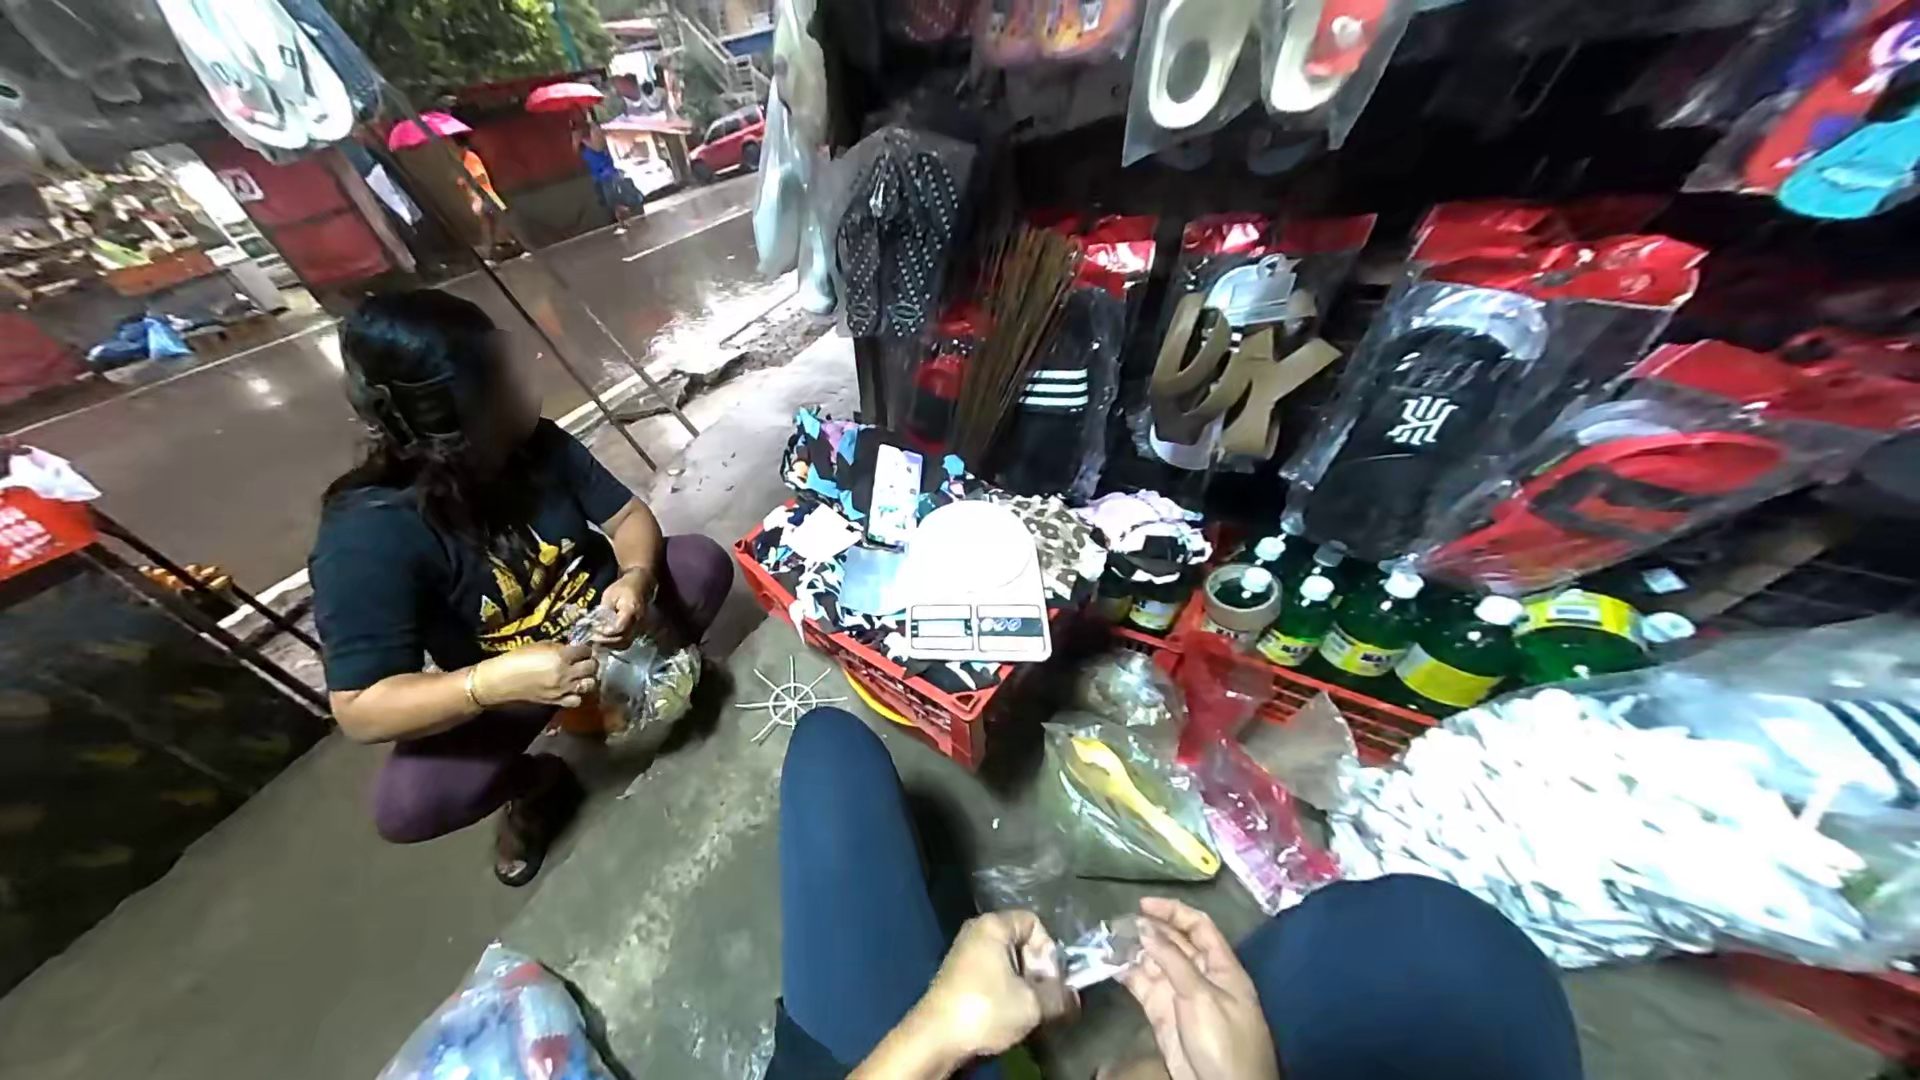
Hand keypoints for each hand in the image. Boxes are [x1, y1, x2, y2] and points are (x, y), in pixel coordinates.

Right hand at [472, 642, 597, 707]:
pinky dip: (577, 695)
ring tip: (580, 675)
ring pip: (589, 684)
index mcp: (561, 657)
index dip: (585, 649)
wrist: (496, 682)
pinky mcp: (555, 701)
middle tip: (583, 661)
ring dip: (587, 678)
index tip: (581, 649)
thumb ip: (559, 647)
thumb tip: (573, 648)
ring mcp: (562, 689)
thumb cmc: (514, 660)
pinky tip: (572, 689)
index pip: (586, 650)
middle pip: (591, 667)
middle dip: (589, 662)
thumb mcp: (539, 646)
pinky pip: (576, 700)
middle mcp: (565, 674)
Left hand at [594, 568, 652, 646]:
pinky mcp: (638, 630)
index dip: (606, 633)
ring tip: (597, 641)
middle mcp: (638, 620)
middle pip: (622, 638)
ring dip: (610, 645)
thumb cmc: (623, 587)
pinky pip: (627, 642)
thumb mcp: (609, 595)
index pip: (619, 628)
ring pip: (625, 643)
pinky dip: (616, 644)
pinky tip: (606, 640)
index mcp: (631, 610)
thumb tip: (596, 626)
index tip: (594, 631)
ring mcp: (640, 626)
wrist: (640, 584)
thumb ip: (604, 611)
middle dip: (605, 641)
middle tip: (592, 638)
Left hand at [917, 911, 1077, 1060]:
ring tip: (1026, 1011)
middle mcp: (978, 930)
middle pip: (1020, 941)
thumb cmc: (986, 1008)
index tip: (1049, 981)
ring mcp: (965, 950)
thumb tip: (1076, 997)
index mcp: (993, 924)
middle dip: (1036, 970)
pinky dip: (1005, 989)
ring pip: (1007, 960)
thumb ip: (1058, 997)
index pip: (1033, 922)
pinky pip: (992, 971)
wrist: (937, 1036)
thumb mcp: (1030, 1005)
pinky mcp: (958, 972)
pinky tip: (1007, 1014)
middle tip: (1041, 999)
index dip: (1047, 950)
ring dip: (1022, 984)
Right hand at [1118, 899, 1278, 1079]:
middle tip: (1120, 922)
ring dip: (1134, 949)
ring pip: (1156, 961)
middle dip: (1149, 929)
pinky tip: (1110, 963)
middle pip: (1174, 941)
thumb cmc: (1224, 1044)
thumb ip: (1172, 959)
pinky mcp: (1164, 1014)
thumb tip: (1144, 927)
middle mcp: (1201, 975)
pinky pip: (1144, 985)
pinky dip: (1128, 973)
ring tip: (1110, 939)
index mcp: (1221, 967)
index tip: (1143, 905)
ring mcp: (1181, 995)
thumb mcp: (1201, 997)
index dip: (1172, 911)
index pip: (1198, 926)